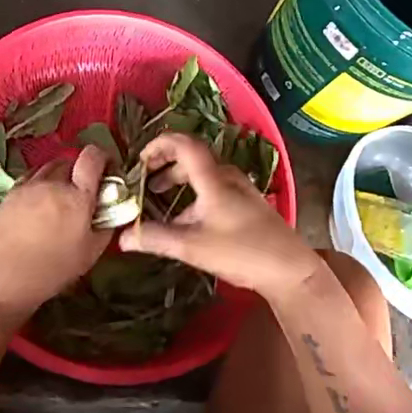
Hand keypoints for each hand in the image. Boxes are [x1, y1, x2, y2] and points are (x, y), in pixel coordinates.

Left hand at [0, 146, 111, 322]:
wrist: (1, 282)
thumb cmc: (53, 270)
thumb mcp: (91, 252)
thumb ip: (108, 224)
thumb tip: (116, 208)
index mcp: (77, 196)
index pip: (93, 156)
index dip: (103, 158)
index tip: (107, 172)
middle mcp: (53, 183)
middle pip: (71, 160)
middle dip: (81, 170)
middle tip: (84, 192)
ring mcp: (28, 187)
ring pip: (50, 167)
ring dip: (61, 175)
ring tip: (62, 197)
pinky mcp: (10, 194)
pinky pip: (32, 178)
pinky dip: (42, 183)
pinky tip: (41, 204)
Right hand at [118, 133, 322, 300]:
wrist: (289, 268)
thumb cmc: (241, 251)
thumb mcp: (192, 247)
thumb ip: (156, 238)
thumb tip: (122, 237)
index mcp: (214, 179)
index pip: (184, 144)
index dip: (159, 144)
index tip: (140, 159)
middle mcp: (228, 177)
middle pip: (193, 158)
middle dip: (166, 165)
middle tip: (146, 180)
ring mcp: (242, 190)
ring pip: (205, 175)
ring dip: (181, 181)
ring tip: (161, 198)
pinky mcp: (249, 204)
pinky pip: (216, 189)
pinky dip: (196, 195)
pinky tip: (187, 220)